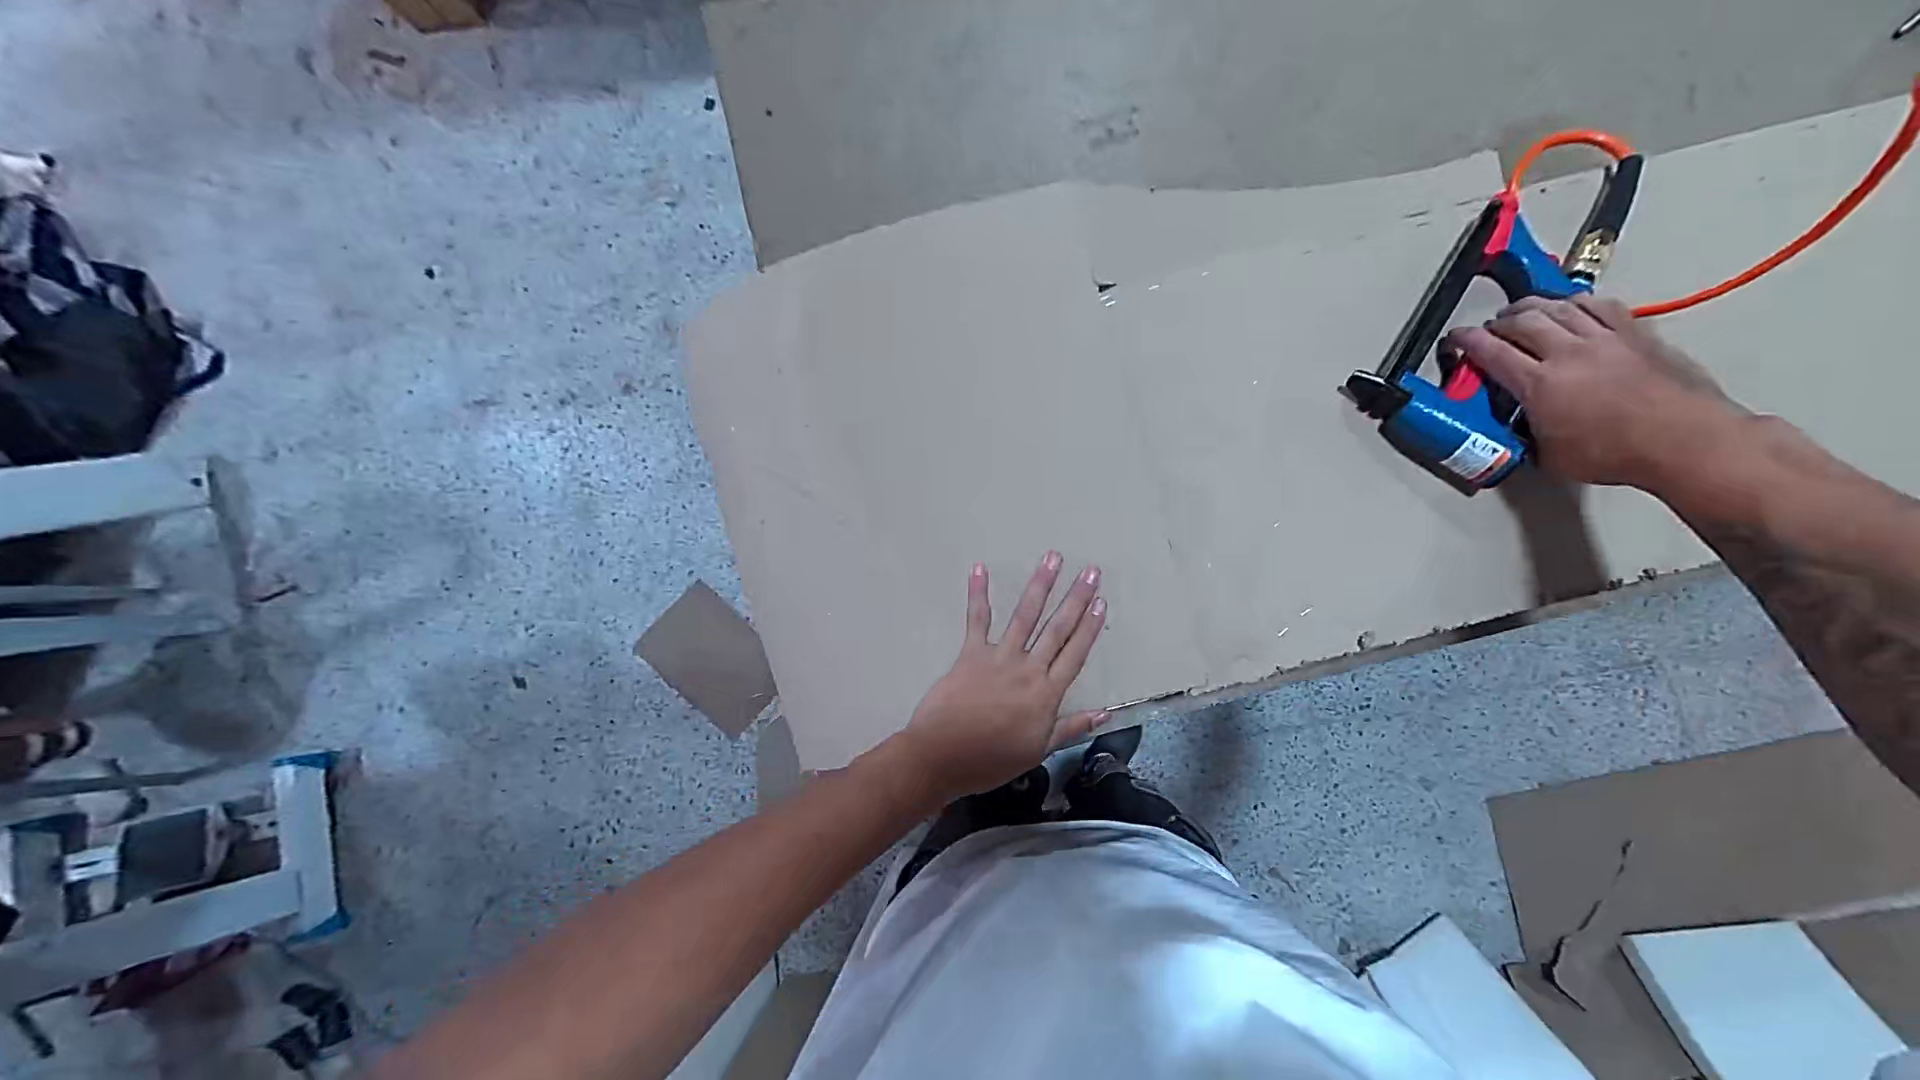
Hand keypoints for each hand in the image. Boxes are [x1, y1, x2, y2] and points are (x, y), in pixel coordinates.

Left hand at [888, 552, 1107, 802]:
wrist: (943, 756)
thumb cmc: (991, 760)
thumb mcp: (1037, 751)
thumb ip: (1069, 727)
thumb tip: (1104, 714)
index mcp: (1046, 694)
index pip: (1075, 654)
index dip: (1090, 628)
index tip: (1101, 602)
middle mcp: (1027, 669)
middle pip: (1057, 629)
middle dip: (1076, 598)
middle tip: (1090, 571)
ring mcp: (998, 658)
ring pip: (1024, 616)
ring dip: (1039, 585)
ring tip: (1052, 558)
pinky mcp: (970, 653)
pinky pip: (977, 619)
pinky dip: (978, 593)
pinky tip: (980, 569)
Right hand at [1443, 295, 1747, 492]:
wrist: (1684, 442)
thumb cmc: (1617, 453)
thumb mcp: (1548, 453)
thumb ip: (1526, 432)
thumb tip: (1518, 428)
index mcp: (1539, 384)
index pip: (1490, 350)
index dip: (1466, 341)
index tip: (1455, 339)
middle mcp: (1570, 353)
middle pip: (1523, 319)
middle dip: (1499, 321)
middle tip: (1490, 329)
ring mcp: (1606, 340)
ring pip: (1561, 306)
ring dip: (1536, 306)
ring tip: (1525, 311)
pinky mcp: (1637, 336)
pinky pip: (1601, 306)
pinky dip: (1578, 303)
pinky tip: (1573, 308)